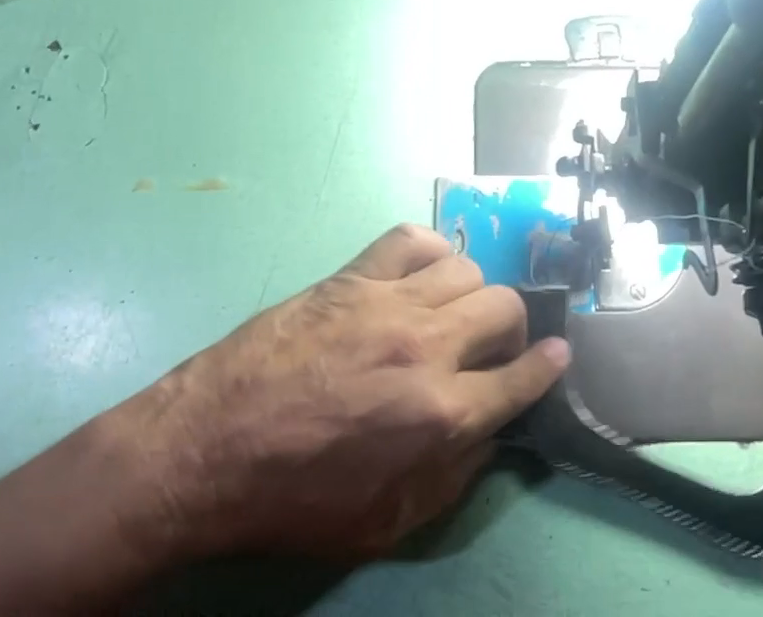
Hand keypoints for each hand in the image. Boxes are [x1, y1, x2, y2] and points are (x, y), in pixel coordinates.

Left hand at [104, 224, 570, 562]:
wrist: (204, 451)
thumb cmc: (293, 498)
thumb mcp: (384, 523)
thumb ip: (453, 477)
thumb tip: (491, 433)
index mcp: (440, 414)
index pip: (522, 378)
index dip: (549, 369)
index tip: (558, 358)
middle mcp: (426, 348)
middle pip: (506, 308)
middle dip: (513, 331)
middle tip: (490, 351)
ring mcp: (386, 303)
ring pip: (466, 269)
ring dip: (472, 293)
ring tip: (450, 315)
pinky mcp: (349, 278)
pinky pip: (410, 239)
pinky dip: (429, 251)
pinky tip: (420, 275)